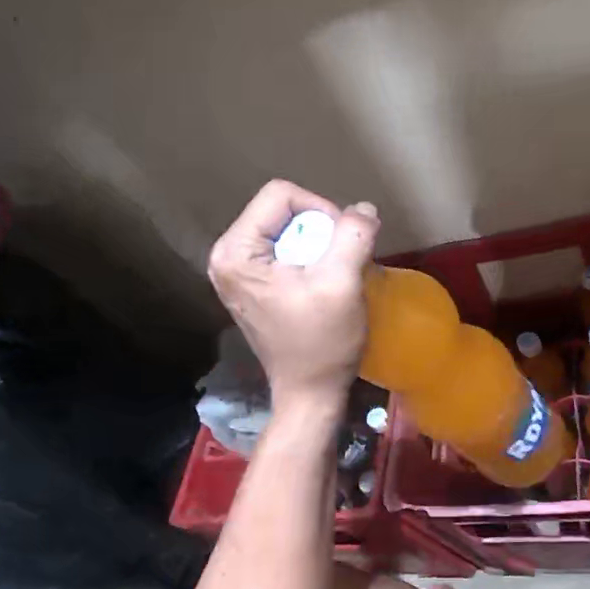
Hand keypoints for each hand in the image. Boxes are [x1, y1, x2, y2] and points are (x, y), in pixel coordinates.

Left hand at [207, 180, 379, 410]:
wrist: (309, 393)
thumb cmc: (321, 343)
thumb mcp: (342, 283)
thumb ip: (353, 235)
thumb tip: (363, 209)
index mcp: (235, 252)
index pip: (282, 195)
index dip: (320, 211)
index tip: (341, 248)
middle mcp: (226, 257)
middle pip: (282, 212)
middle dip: (319, 232)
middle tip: (339, 266)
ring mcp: (236, 274)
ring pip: (286, 232)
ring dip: (318, 248)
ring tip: (333, 278)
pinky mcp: (250, 288)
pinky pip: (283, 253)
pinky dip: (309, 262)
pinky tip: (322, 287)